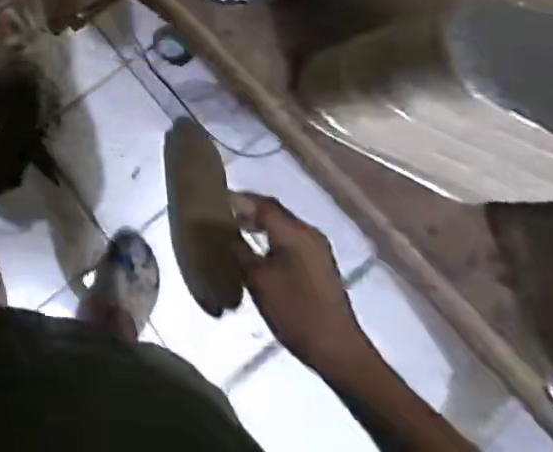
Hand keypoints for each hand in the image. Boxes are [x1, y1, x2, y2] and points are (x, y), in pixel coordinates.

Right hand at [230, 195, 375, 376]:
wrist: (339, 353)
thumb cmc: (296, 312)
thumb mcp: (257, 279)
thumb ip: (238, 249)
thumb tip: (224, 232)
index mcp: (294, 232)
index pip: (261, 203)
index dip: (236, 199)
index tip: (213, 202)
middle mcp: (309, 234)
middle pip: (273, 211)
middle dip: (246, 210)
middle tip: (219, 216)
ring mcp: (318, 250)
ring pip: (282, 226)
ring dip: (258, 224)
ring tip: (233, 232)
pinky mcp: (320, 266)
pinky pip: (290, 240)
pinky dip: (270, 238)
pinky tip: (256, 251)